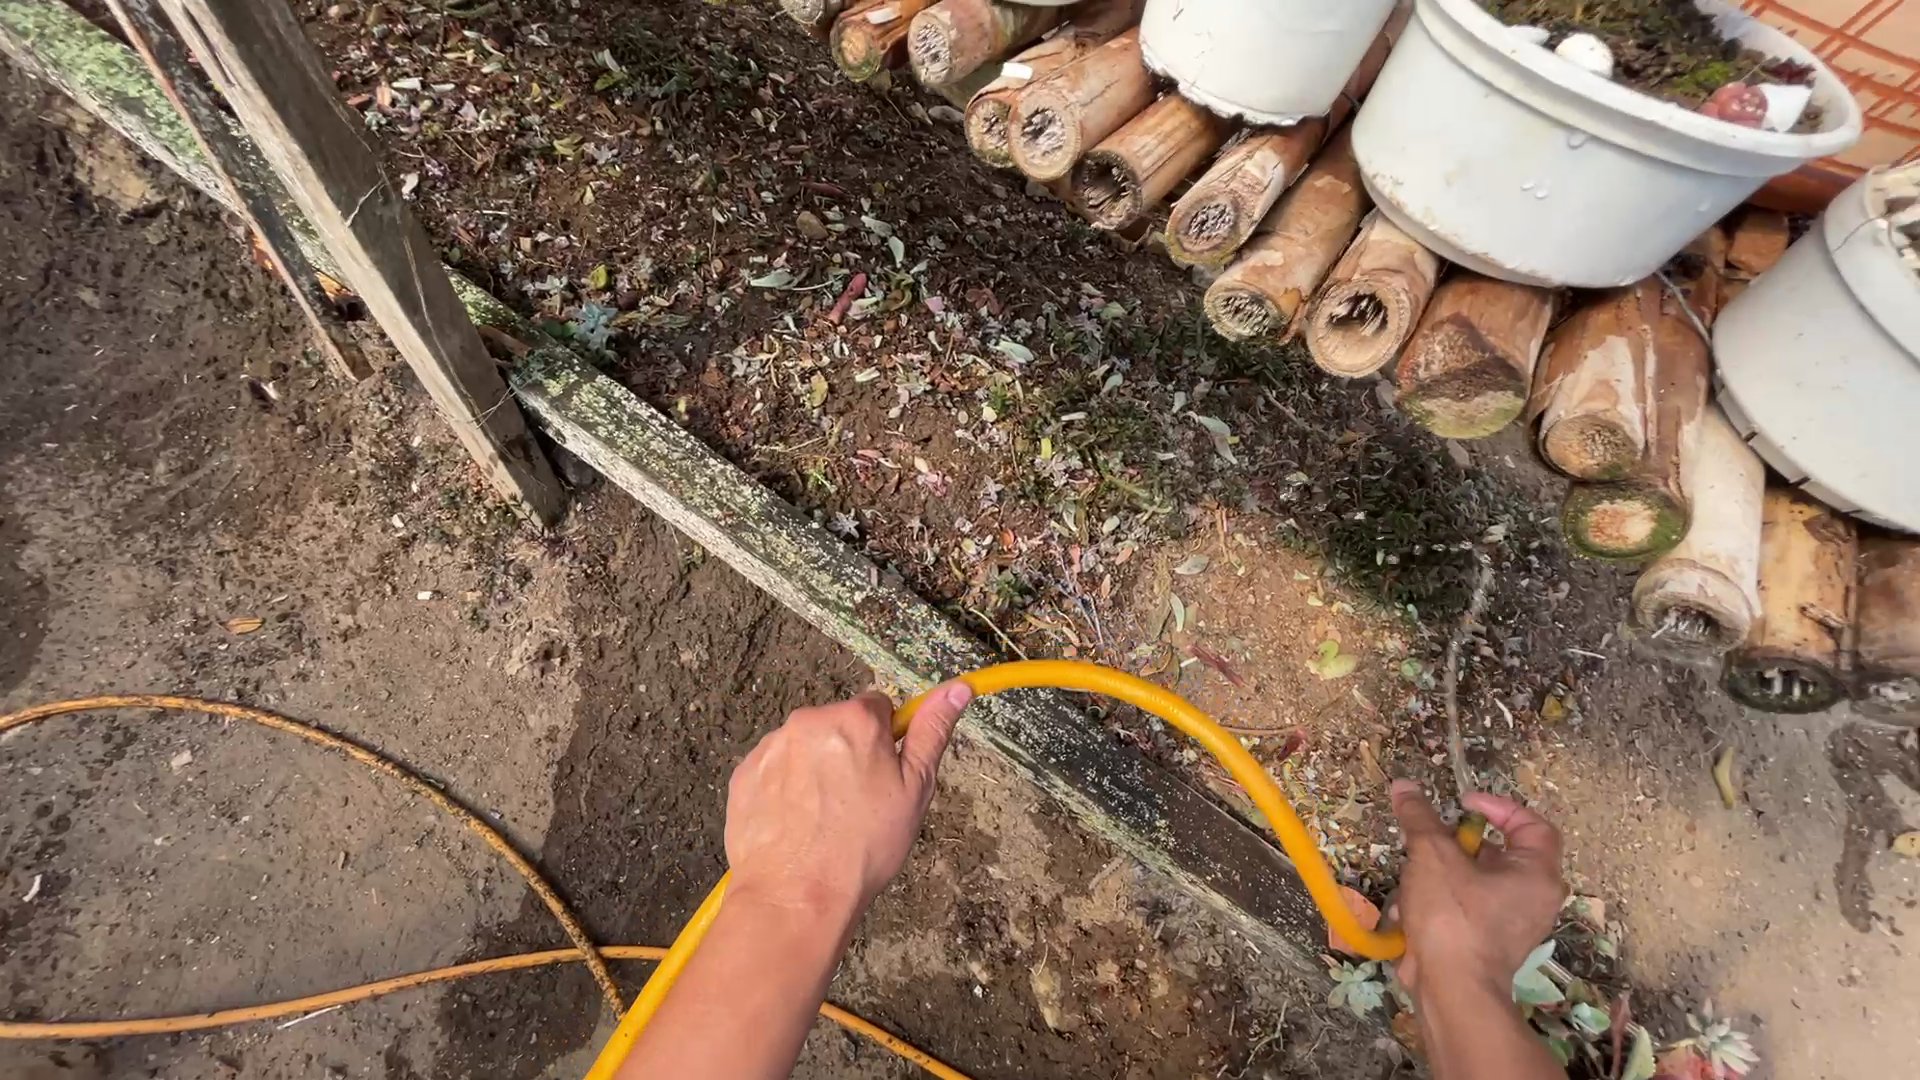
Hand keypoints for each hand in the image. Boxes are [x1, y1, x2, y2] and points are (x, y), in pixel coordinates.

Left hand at [724, 680, 974, 923]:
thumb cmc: (863, 847)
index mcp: (856, 719)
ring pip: (807, 745)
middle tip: (856, 802)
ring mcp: (772, 745)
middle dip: (849, 751)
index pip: (878, 707)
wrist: (794, 897)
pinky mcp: (744, 771)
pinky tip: (795, 822)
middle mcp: (810, 719)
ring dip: (816, 767)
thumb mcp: (915, 789)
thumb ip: (933, 732)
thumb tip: (957, 689)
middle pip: (839, 724)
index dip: (885, 741)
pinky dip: (786, 786)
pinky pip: (775, 767)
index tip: (884, 775)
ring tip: (823, 818)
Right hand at [1389, 780, 1566, 999]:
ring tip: (1410, 874)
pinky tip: (1407, 906)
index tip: (1461, 803)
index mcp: (1535, 875)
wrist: (1451, 987)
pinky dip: (1434, 896)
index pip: (1533, 826)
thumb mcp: (1431, 854)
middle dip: (1452, 840)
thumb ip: (1419, 817)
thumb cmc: (1453, 914)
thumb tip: (1405, 786)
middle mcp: (1532, 898)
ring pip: (1472, 877)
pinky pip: (1462, 903)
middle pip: (1497, 851)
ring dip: (1435, 869)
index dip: (1499, 806)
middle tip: (1426, 835)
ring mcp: (1510, 921)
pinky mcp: (1485, 938)